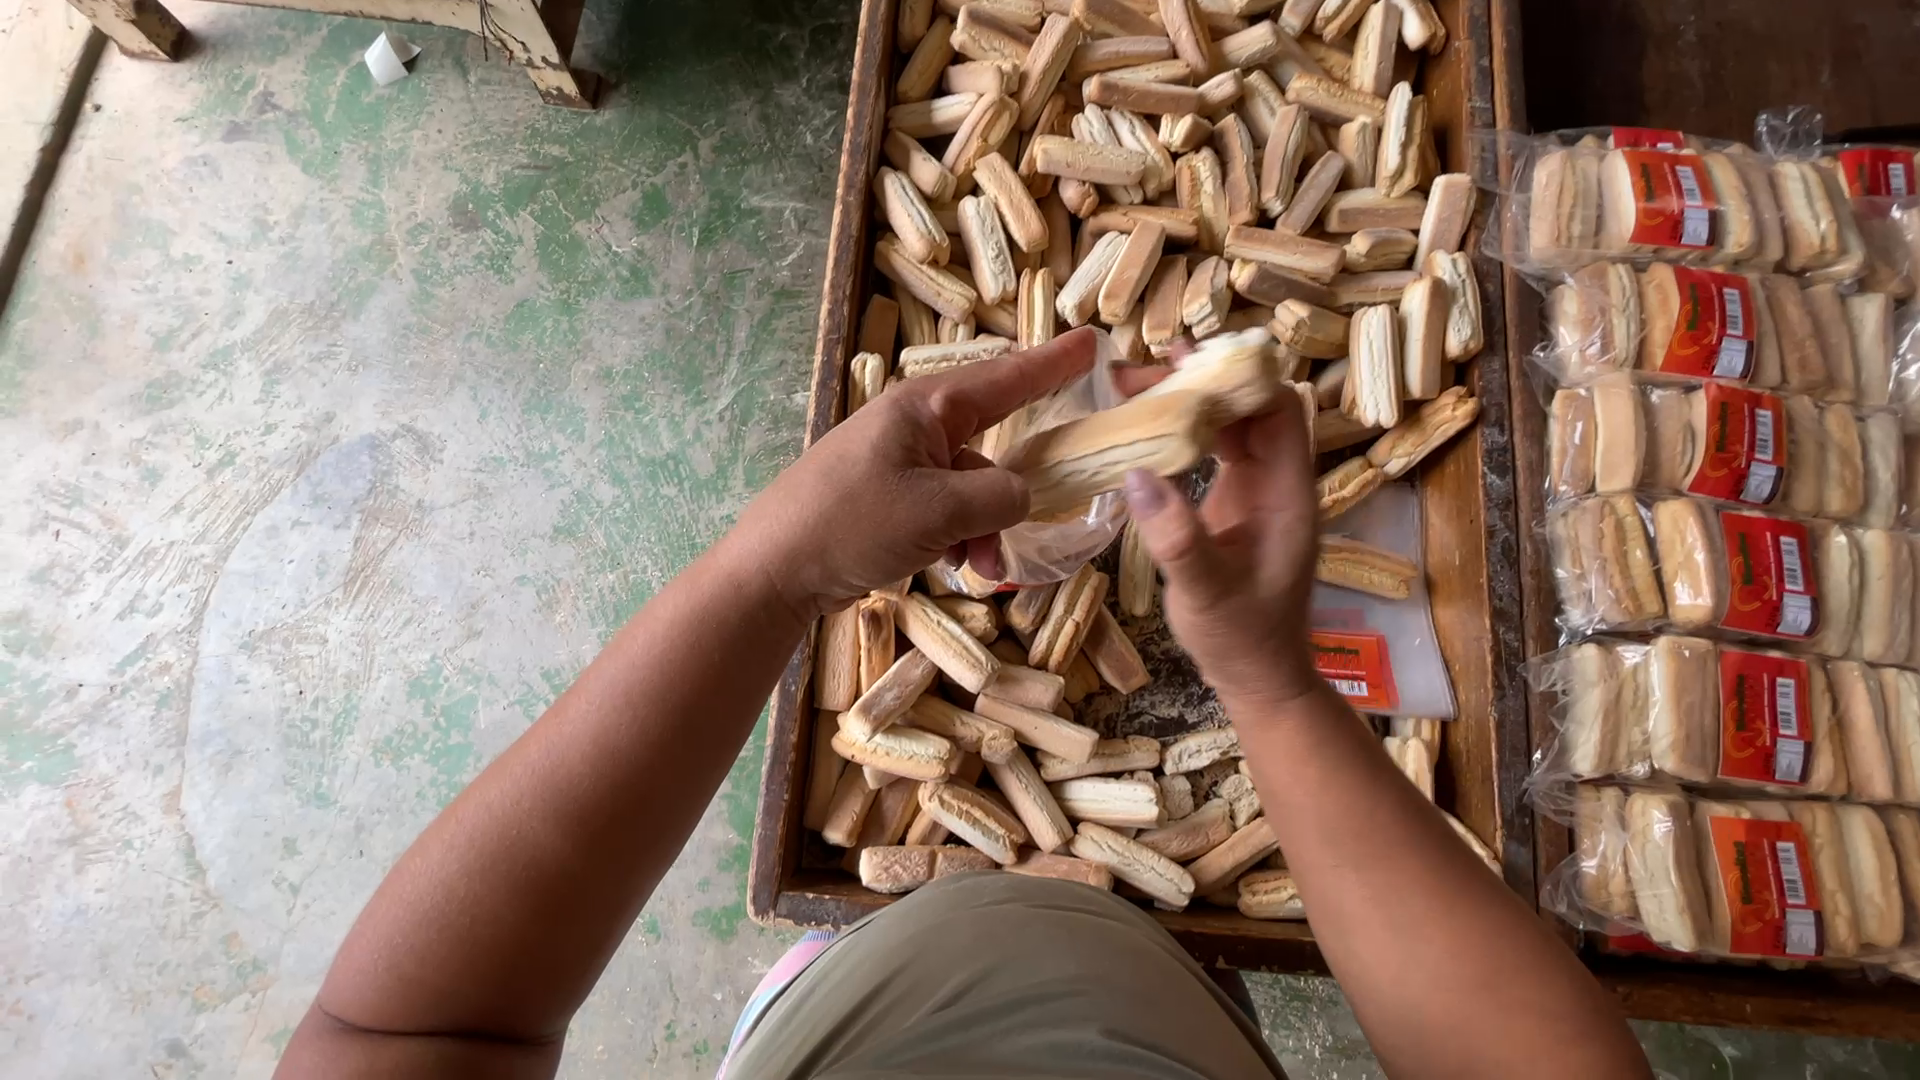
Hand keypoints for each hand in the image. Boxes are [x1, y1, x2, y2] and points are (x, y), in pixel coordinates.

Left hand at [730, 328, 1097, 621]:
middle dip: (1014, 490)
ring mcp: (900, 462)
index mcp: (927, 407)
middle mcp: (916, 426)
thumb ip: (998, 497)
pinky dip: (957, 535)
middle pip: (991, 445)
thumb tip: (1022, 493)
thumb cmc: (853, 523)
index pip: (1005, 377)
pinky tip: (949, 564)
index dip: (1053, 363)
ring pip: (970, 487)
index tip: (1092, 342)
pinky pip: (945, 509)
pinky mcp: (890, 498)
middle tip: (1040, 515)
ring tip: (978, 567)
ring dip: (984, 526)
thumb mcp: (938, 510)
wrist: (775, 570)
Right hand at [1120, 373, 1323, 711]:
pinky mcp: (1233, 503)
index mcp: (1288, 493)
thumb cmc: (1240, 636)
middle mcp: (1278, 481)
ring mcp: (1256, 491)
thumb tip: (1136, 473)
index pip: (1280, 411)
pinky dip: (1182, 432)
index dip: (1238, 381)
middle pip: (1251, 408)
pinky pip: (1213, 450)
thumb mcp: (1205, 591)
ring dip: (1188, 402)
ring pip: (1230, 425)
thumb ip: (1177, 537)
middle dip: (1201, 383)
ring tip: (1134, 388)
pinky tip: (1146, 428)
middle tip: (1139, 374)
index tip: (1182, 368)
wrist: (1255, 672)